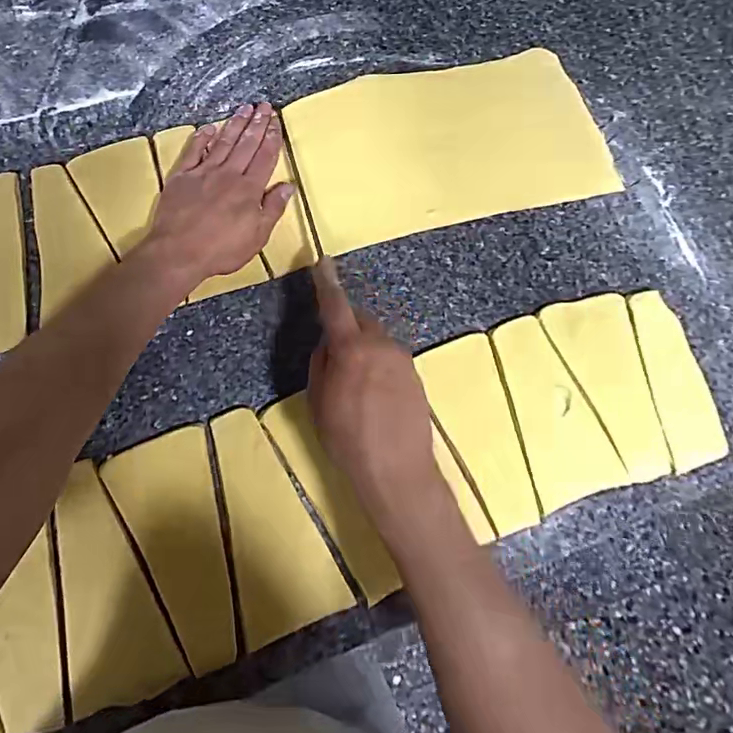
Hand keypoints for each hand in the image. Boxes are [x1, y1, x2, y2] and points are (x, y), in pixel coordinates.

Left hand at [141, 102, 293, 284]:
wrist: (178, 253)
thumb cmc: (221, 250)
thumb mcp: (256, 237)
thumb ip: (272, 209)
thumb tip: (288, 186)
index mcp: (249, 189)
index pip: (265, 157)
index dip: (272, 138)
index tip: (276, 121)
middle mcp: (228, 175)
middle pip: (246, 144)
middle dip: (257, 124)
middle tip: (264, 106)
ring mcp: (203, 173)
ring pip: (223, 143)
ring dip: (235, 124)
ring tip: (244, 108)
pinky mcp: (182, 177)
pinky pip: (194, 151)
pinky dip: (202, 138)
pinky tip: (209, 128)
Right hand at [306, 257, 445, 524]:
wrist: (398, 471)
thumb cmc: (347, 438)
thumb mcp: (318, 401)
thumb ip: (321, 363)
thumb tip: (328, 344)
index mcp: (352, 348)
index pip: (335, 306)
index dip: (326, 282)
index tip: (322, 261)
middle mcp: (381, 345)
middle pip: (359, 320)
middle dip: (345, 326)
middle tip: (332, 353)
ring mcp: (402, 359)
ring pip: (376, 340)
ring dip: (362, 349)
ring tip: (352, 385)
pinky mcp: (415, 375)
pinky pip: (389, 358)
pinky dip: (377, 365)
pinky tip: (372, 395)